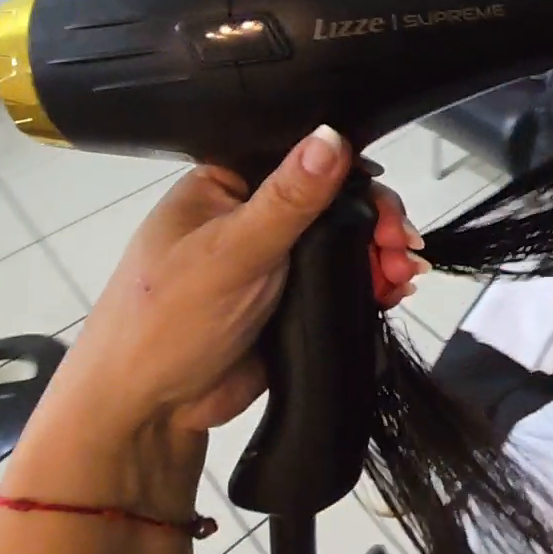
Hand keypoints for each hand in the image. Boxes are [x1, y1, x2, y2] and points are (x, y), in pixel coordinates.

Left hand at [0, 127, 428, 553]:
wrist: (148, 419)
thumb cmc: (167, 324)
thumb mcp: (232, 253)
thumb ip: (289, 197)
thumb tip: (334, 135)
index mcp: (226, 187)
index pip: (305, 159)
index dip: (353, 175)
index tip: (385, 206)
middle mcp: (254, 214)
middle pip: (338, 200)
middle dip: (378, 223)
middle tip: (402, 248)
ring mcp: (276, 256)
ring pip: (348, 238)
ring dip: (383, 254)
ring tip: (404, 277)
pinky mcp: (295, 294)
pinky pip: (347, 274)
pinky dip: (376, 280)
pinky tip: (395, 290)